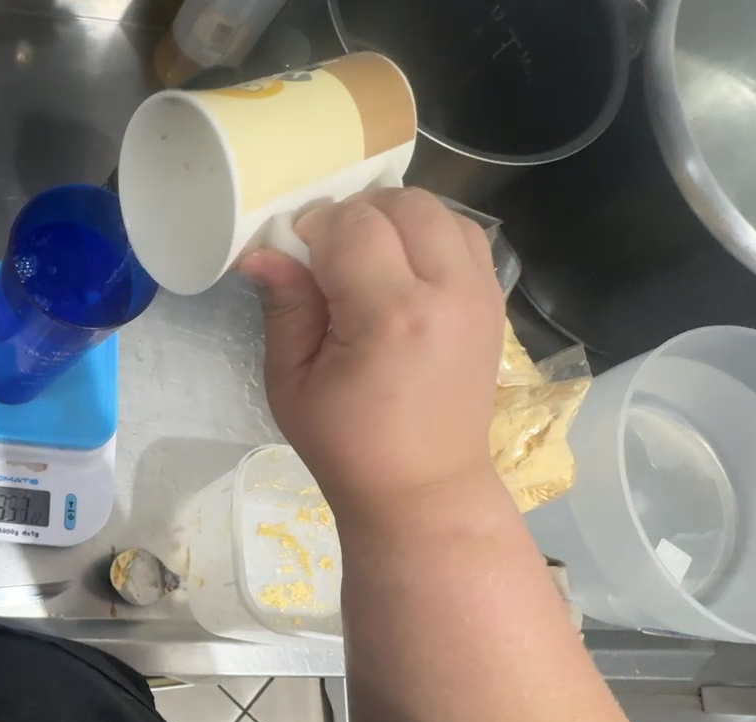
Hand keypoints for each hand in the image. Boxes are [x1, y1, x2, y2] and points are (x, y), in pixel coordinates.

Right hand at [240, 189, 505, 522]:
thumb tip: (262, 253)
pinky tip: (395, 270)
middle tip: (322, 255)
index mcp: (389, 317)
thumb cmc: (342, 441)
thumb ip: (285, 308)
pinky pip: (463, 235)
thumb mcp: (290, 380)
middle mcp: (447, 291)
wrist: (419, 482)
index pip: (352, 227)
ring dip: (393, 220)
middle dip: (353, 214)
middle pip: (403, 204)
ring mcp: (481, 291)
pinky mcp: (493, 298)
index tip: (291, 256)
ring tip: (360, 260)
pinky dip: (425, 235)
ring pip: (440, 211)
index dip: (313, 229)